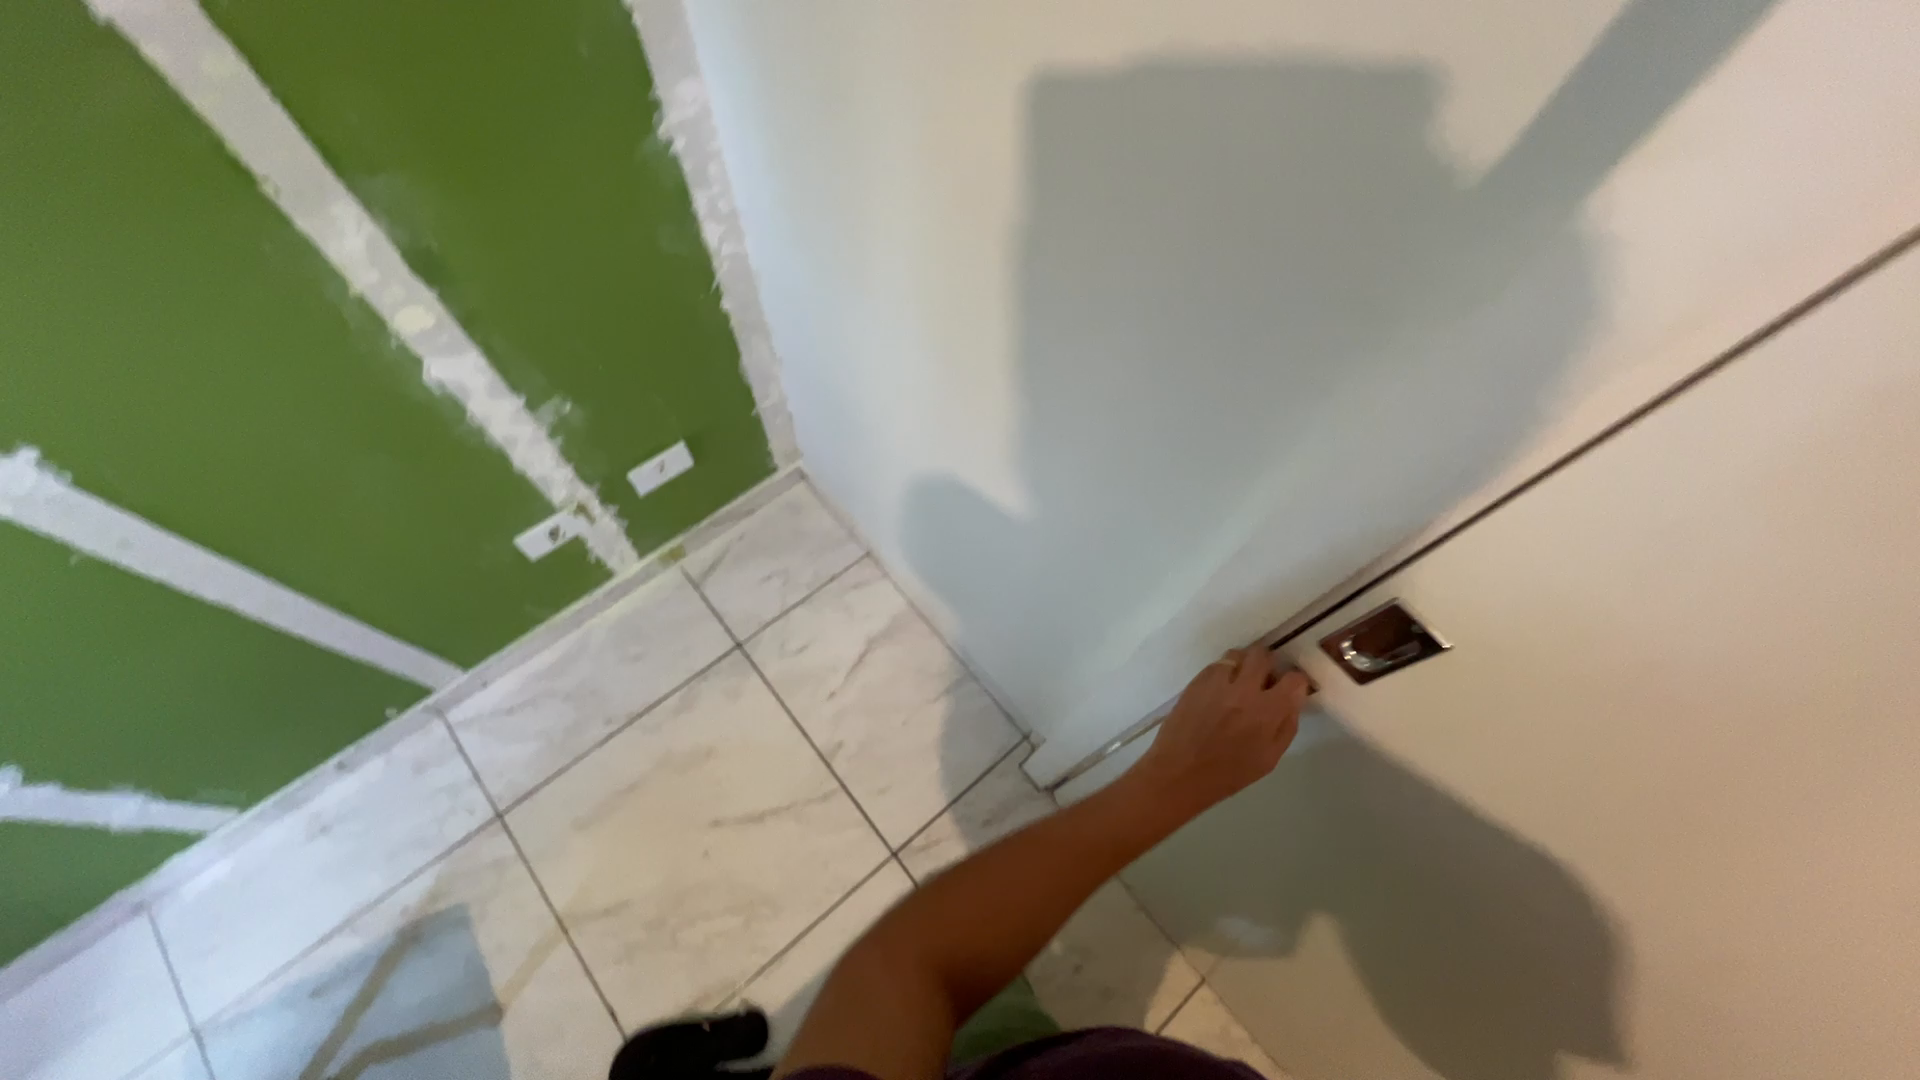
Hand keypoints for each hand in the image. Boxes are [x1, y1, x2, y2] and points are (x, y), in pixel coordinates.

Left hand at [1124, 647, 1311, 816]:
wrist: (1180, 772)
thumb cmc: (1229, 773)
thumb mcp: (1269, 758)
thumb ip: (1286, 725)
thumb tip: (1294, 700)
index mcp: (1267, 711)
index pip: (1294, 678)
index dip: (1296, 682)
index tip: (1291, 689)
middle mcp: (1244, 689)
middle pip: (1263, 655)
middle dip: (1268, 666)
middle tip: (1264, 681)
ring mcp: (1217, 682)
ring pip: (1237, 655)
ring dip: (1243, 665)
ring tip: (1240, 683)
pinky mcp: (1196, 682)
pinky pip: (1215, 665)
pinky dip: (1222, 672)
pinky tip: (1219, 690)